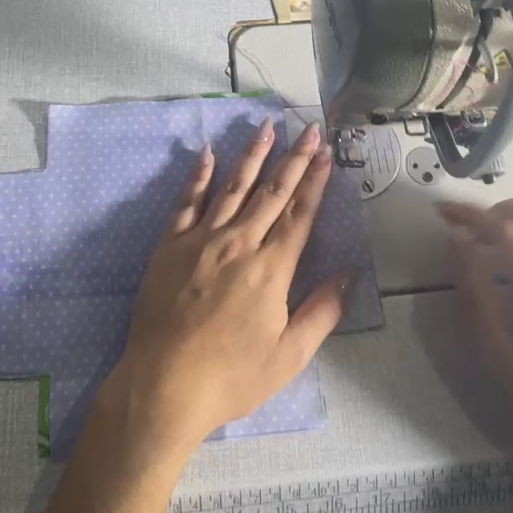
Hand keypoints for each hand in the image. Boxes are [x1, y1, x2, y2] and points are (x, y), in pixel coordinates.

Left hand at [97, 119, 347, 454]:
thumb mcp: (289, 356)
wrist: (162, 385)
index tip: (326, 152)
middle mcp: (238, 243)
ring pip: (232, 187)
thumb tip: (349, 273)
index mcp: (271, 269)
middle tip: (308, 128)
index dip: (315, 181)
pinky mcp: (169, 246)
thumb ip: (322, 312)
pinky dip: (199, 176)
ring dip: (252, 156)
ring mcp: (200, 240)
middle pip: (272, 192)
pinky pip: (187, 201)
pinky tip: (208, 153)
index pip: (299, 215)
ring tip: (266, 128)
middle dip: (294, 158)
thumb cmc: (231, 377)